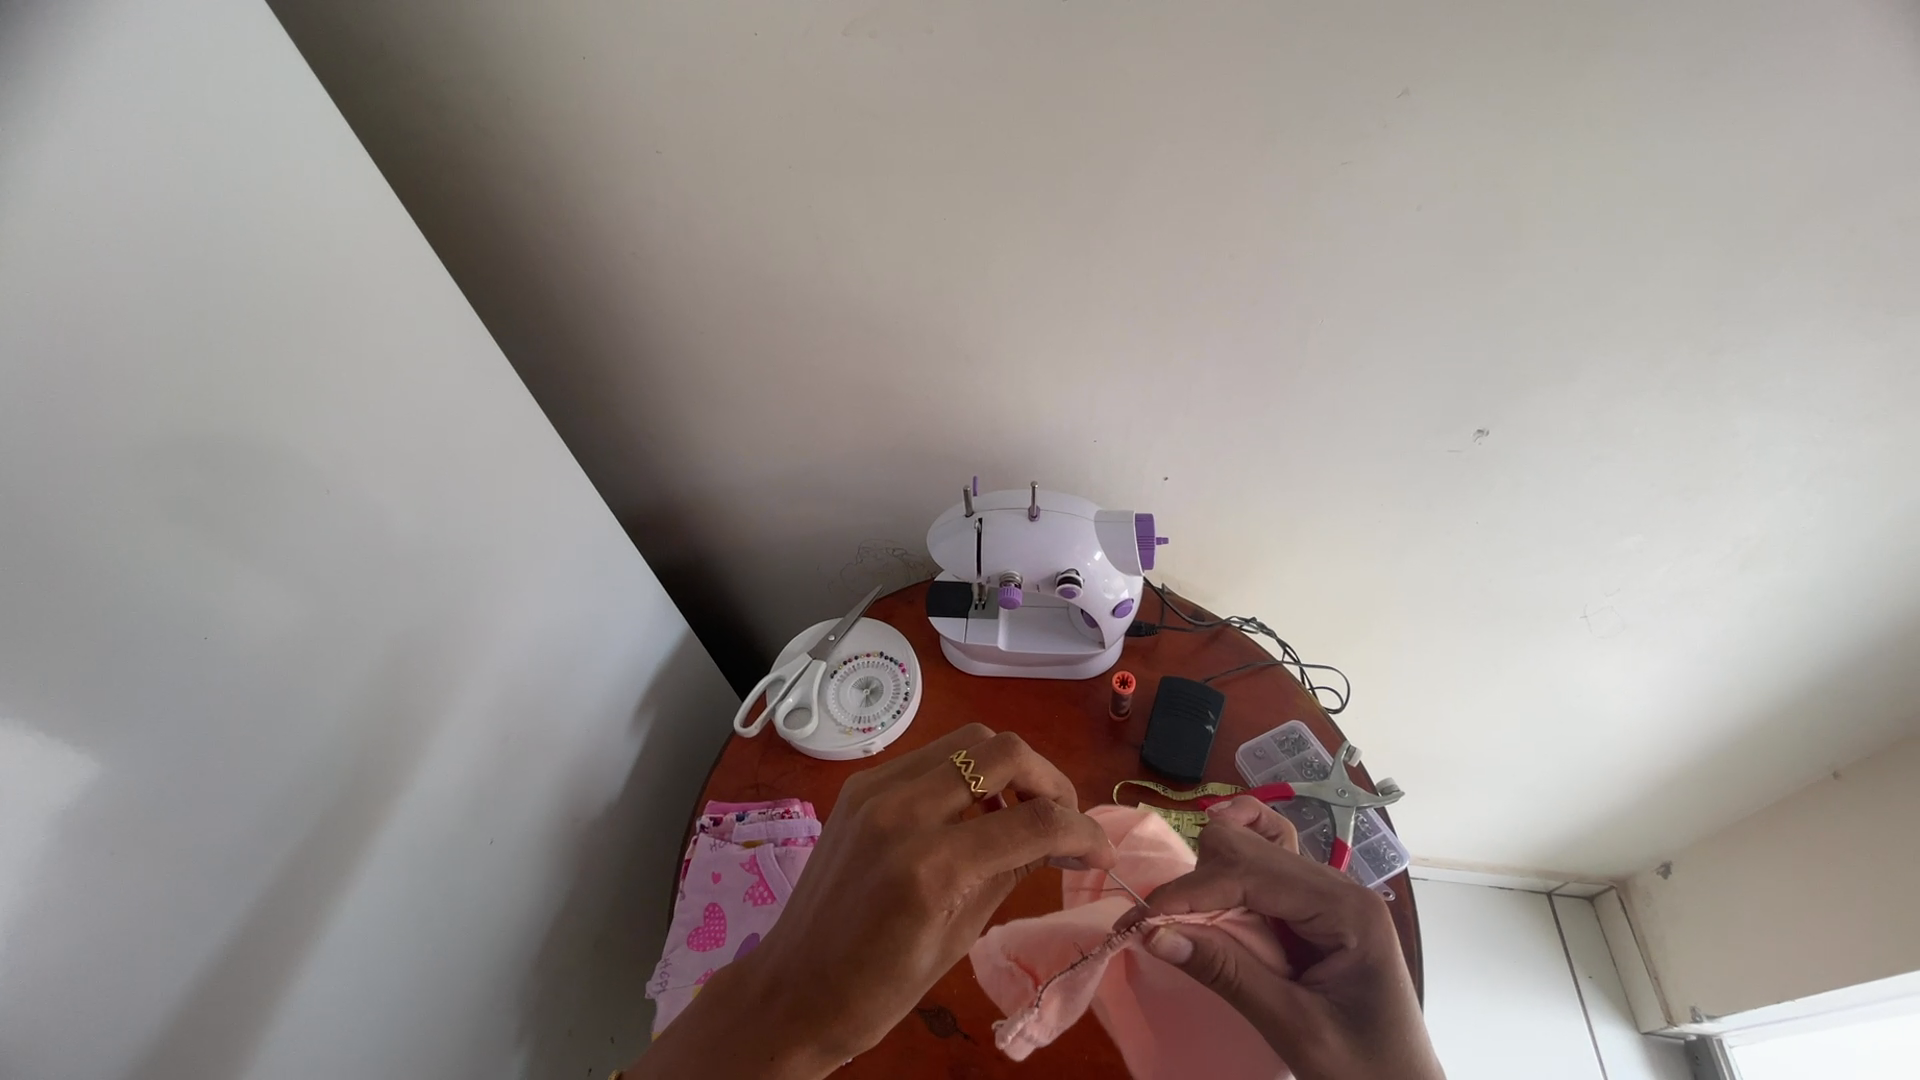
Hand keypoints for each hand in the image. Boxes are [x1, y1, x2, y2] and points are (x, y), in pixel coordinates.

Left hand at [632, 723, 1115, 1078]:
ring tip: (1020, 811)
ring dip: (1009, 767)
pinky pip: (932, 755)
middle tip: (1062, 819)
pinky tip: (974, 809)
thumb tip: (1061, 839)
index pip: (1034, 820)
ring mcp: (876, 788)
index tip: (1099, 851)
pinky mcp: (862, 784)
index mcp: (931, 867)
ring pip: (968, 739)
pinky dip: (968, 771)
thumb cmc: (878, 989)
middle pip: (1002, 750)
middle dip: (1048, 779)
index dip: (1082, 831)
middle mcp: (902, 809)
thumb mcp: (959, 938)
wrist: (790, 991)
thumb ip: (1012, 872)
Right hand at [1124, 796, 1444, 1079]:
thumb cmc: (1365, 1071)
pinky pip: (1262, 857)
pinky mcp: (1310, 901)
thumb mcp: (1297, 1031)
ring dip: (1207, 877)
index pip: (1248, 872)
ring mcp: (1324, 888)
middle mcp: (1335, 882)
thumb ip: (1228, 974)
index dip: (1188, 891)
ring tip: (1190, 923)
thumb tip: (1153, 932)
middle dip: (1195, 883)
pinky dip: (1230, 862)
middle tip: (1162, 930)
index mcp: (1345, 907)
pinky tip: (1213, 879)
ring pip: (1245, 847)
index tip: (1138, 919)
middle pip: (1244, 847)